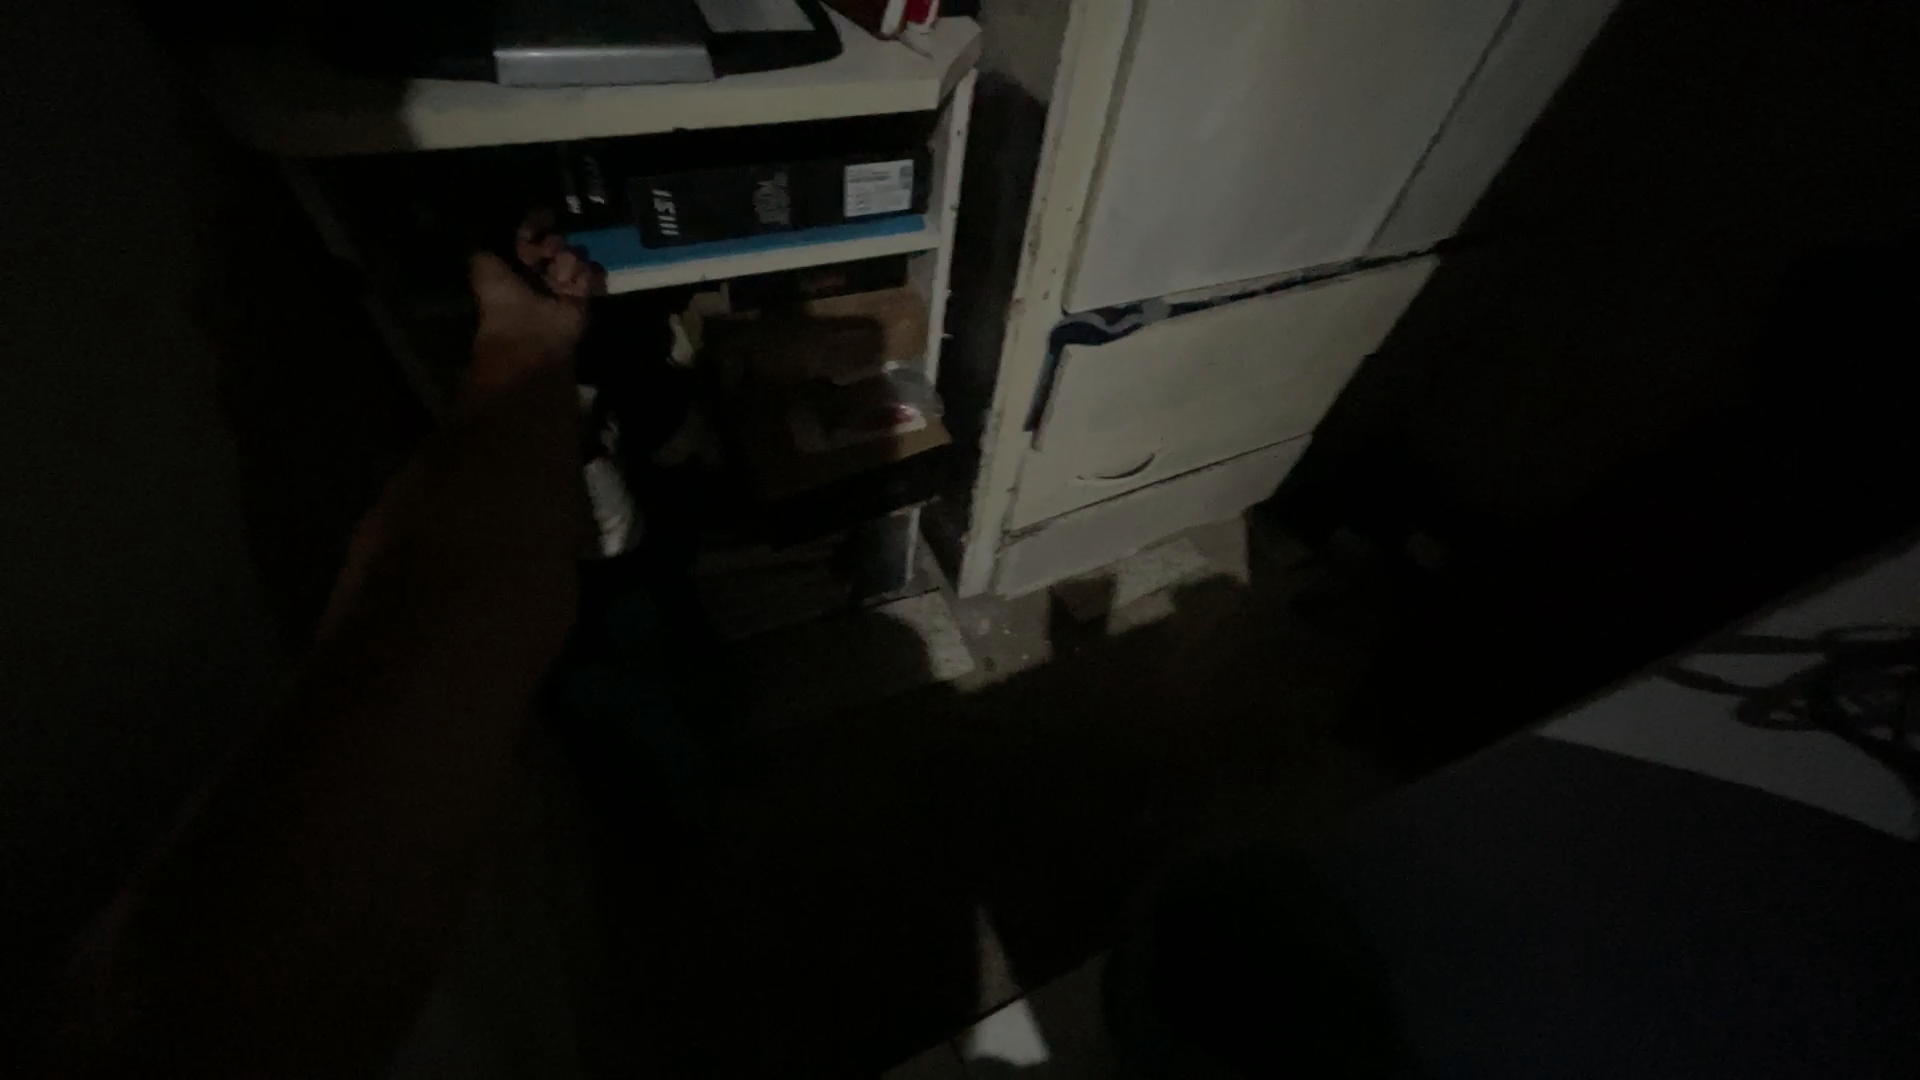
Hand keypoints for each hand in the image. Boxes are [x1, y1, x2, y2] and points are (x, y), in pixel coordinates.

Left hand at [469, 212, 605, 387]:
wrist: (529, 330)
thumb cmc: (502, 295)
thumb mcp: (483, 260)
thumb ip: (493, 238)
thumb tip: (512, 222)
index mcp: (516, 260)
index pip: (531, 233)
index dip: (535, 224)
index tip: (542, 218)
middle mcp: (541, 270)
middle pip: (557, 241)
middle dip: (553, 243)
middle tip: (548, 253)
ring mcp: (565, 283)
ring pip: (576, 255)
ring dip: (568, 261)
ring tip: (560, 276)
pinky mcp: (585, 296)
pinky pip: (594, 274)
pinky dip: (588, 275)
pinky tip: (575, 283)